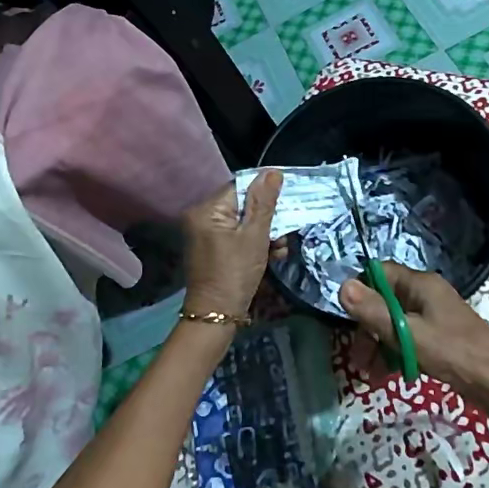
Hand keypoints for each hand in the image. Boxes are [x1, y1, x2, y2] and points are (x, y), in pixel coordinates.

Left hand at [182, 170, 280, 319]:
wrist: (216, 316)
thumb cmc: (236, 273)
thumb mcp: (255, 236)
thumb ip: (264, 202)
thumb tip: (272, 171)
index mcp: (207, 210)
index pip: (241, 186)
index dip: (265, 193)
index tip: (287, 204)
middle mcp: (201, 217)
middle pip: (243, 204)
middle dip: (267, 217)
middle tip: (285, 231)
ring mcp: (205, 234)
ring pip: (243, 221)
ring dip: (265, 232)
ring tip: (281, 247)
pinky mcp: (212, 248)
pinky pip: (237, 235)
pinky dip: (255, 242)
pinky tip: (273, 254)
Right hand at [338, 262, 488, 400]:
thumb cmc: (451, 352)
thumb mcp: (407, 333)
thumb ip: (374, 311)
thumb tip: (343, 286)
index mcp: (420, 284)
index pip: (380, 273)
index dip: (362, 292)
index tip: (350, 320)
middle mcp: (426, 293)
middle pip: (385, 301)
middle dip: (368, 329)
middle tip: (359, 359)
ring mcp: (434, 315)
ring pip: (394, 322)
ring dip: (379, 345)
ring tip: (370, 375)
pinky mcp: (439, 335)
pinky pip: (408, 337)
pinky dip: (395, 353)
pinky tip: (387, 375)